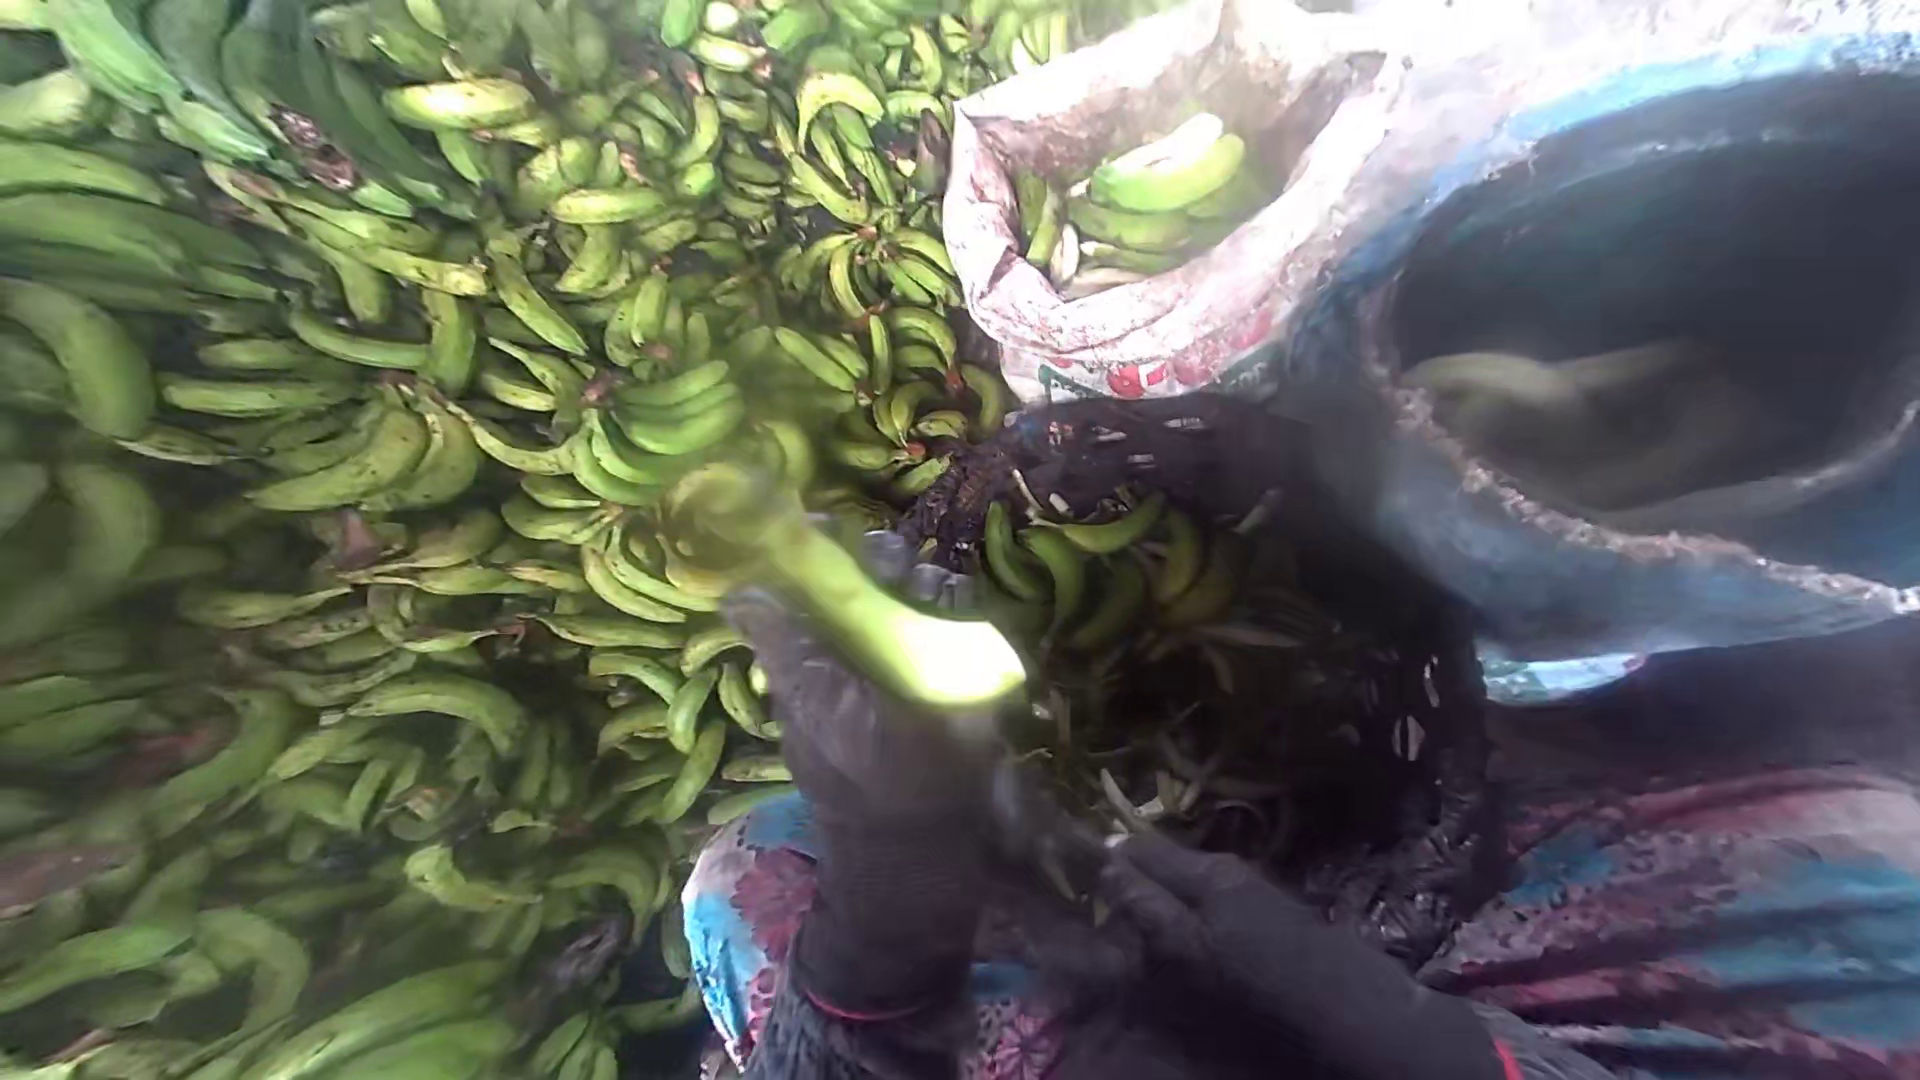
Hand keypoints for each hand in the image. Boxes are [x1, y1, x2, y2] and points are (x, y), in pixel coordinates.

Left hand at [723, 531, 991, 827]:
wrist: (920, 823)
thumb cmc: (852, 765)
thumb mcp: (809, 702)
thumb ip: (781, 644)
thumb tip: (735, 591)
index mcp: (827, 634)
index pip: (823, 572)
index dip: (822, 544)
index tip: (826, 526)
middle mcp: (872, 628)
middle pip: (877, 565)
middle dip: (879, 554)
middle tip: (884, 567)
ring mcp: (921, 636)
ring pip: (921, 576)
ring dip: (919, 573)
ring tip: (919, 596)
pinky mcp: (963, 648)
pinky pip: (963, 602)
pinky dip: (957, 594)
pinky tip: (951, 608)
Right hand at [1104, 832, 1503, 1079]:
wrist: (1361, 1014)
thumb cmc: (1270, 980)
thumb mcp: (1196, 948)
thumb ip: (1147, 904)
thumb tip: (1104, 865)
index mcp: (1203, 869)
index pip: (1137, 846)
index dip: (1104, 855)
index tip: (1073, 869)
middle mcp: (1221, 865)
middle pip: (1157, 857)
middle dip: (1126, 873)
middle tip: (1098, 903)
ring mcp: (1244, 884)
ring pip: (1180, 876)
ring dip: (1153, 892)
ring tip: (1131, 921)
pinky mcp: (1261, 906)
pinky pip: (1203, 894)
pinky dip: (1180, 907)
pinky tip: (1178, 933)